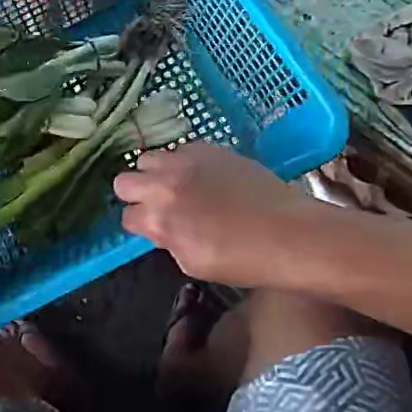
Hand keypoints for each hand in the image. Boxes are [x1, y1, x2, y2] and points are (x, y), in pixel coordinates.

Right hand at [114, 143, 321, 286]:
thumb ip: (168, 241)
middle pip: (124, 181)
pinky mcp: (210, 149)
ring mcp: (186, 162)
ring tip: (176, 185)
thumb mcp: (193, 264)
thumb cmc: (242, 260)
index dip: (139, 224)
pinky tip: (202, 175)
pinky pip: (181, 148)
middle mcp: (164, 185)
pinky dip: (183, 161)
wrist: (287, 233)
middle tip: (157, 204)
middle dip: (136, 194)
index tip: (151, 228)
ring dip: (156, 173)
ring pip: (149, 158)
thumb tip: (162, 228)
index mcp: (159, 220)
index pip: (127, 217)